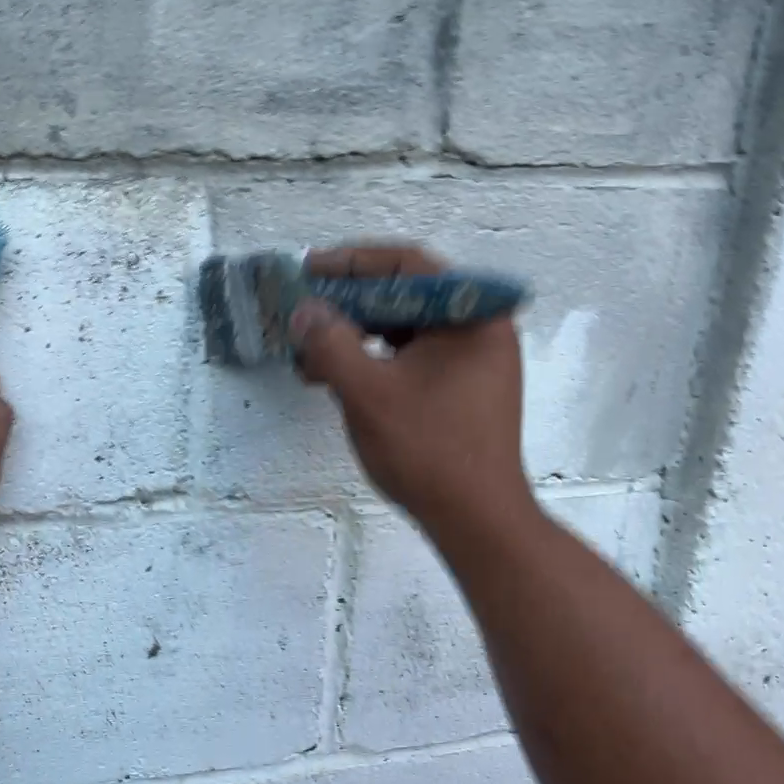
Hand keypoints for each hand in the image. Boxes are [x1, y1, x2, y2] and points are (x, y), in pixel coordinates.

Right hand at [291, 246, 533, 525]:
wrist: (477, 520)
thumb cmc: (428, 450)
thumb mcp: (368, 393)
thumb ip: (330, 344)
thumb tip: (303, 311)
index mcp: (472, 314)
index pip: (407, 264)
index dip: (352, 262)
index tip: (308, 269)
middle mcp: (479, 329)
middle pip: (405, 296)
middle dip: (348, 304)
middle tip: (303, 311)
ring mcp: (473, 362)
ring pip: (404, 330)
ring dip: (355, 335)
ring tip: (309, 352)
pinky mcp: (461, 391)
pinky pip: (411, 359)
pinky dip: (373, 361)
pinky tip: (335, 378)